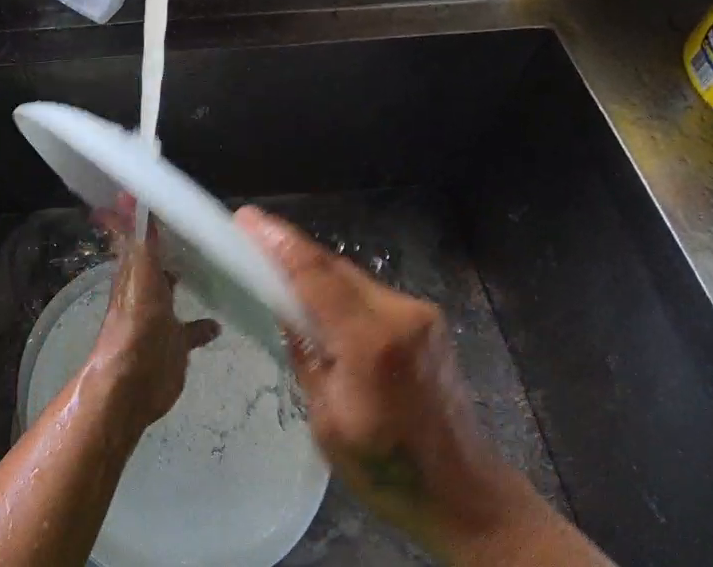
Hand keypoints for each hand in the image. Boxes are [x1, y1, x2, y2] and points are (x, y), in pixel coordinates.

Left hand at [86, 194, 220, 429]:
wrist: (133, 385)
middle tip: (201, 227)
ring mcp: (162, 318)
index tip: (163, 198)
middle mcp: (148, 290)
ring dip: (189, 279)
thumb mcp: (141, 275)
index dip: (145, 217)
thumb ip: (141, 240)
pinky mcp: (176, 344)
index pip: (140, 235)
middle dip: (174, 244)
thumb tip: (129, 196)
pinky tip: (221, 322)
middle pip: (160, 261)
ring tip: (216, 264)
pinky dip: (205, 324)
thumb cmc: (136, 326)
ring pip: (175, 291)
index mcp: (136, 271)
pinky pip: (192, 330)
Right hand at [236, 206, 603, 565]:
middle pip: (335, 268)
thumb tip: (285, 310)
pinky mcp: (428, 323)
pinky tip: (319, 299)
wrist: (465, 493)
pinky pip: (370, 294)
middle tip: (251, 235)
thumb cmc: (387, 469)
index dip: (278, 244)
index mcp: (371, 343)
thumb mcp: (327, 419)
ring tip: (277, 267)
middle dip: (292, 251)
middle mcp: (400, 315)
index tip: (247, 219)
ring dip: (316, 272)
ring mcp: (420, 316)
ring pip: (353, 279)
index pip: (316, 276)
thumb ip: (305, 354)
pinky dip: (340, 291)